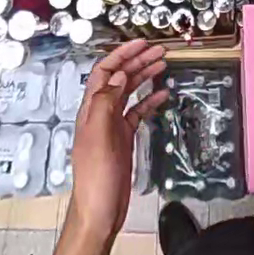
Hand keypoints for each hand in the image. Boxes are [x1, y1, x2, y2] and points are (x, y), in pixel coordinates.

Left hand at [64, 39, 169, 243]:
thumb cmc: (95, 178)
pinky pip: (137, 111)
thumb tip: (118, 76)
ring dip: (144, 75)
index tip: (140, 43)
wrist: (99, 211)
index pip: (105, 72)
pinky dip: (150, 100)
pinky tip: (162, 93)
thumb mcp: (98, 138)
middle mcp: (101, 112)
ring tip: (162, 63)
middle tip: (159, 49)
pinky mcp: (124, 137)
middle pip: (119, 78)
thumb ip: (105, 104)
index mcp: (91, 109)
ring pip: (129, 91)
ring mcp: (113, 124)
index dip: (121, 55)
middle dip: (137, 60)